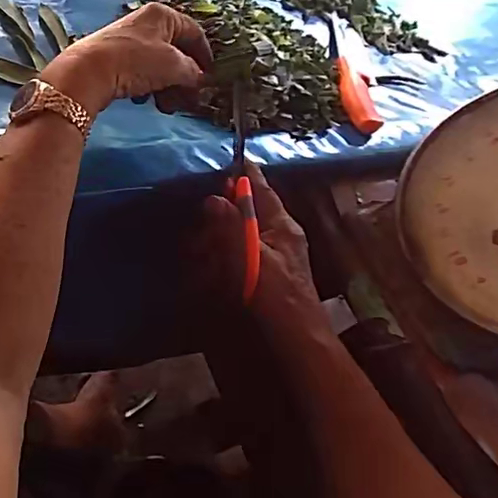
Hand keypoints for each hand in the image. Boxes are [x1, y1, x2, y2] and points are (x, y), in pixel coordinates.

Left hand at [42, 2, 211, 114]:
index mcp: (162, 15)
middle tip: (187, 102)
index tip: (210, 79)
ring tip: (165, 107)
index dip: (205, 57)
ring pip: (155, 66)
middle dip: (183, 80)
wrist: (87, 72)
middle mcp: (143, 23)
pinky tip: (141, 100)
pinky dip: (145, 87)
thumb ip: (192, 72)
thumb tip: (199, 79)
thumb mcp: (173, 66)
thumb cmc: (135, 61)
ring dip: (166, 88)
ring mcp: (125, 41)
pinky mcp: (110, 59)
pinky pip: (137, 73)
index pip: (194, 33)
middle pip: (174, 53)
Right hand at [198, 162, 330, 336]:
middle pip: (247, 209)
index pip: (261, 189)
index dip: (245, 174)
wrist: (296, 339)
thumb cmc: (277, 297)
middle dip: (223, 210)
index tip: (229, 157)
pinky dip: (223, 253)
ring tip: (200, 245)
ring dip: (219, 234)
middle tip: (202, 215)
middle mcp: (279, 235)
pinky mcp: (263, 272)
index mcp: (281, 225)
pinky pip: (239, 251)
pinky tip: (209, 265)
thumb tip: (215, 198)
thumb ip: (233, 227)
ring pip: (240, 231)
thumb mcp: (252, 258)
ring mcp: (272, 254)